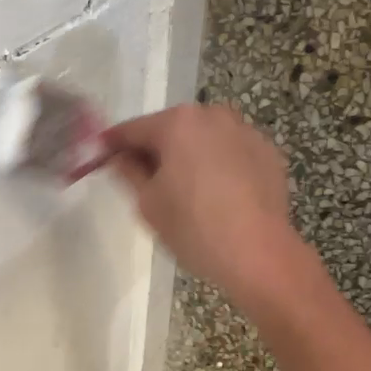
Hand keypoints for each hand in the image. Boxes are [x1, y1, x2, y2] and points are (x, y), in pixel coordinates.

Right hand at [103, 104, 308, 299]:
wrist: (258, 255)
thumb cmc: (195, 229)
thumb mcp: (149, 205)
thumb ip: (129, 173)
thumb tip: (120, 158)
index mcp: (178, 123)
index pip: (134, 129)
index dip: (114, 144)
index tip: (102, 154)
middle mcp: (214, 116)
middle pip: (174, 130)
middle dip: (158, 151)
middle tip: (147, 182)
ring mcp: (246, 132)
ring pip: (206, 142)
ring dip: (192, 158)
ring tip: (187, 193)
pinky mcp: (269, 154)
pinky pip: (233, 156)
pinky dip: (222, 169)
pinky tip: (220, 199)